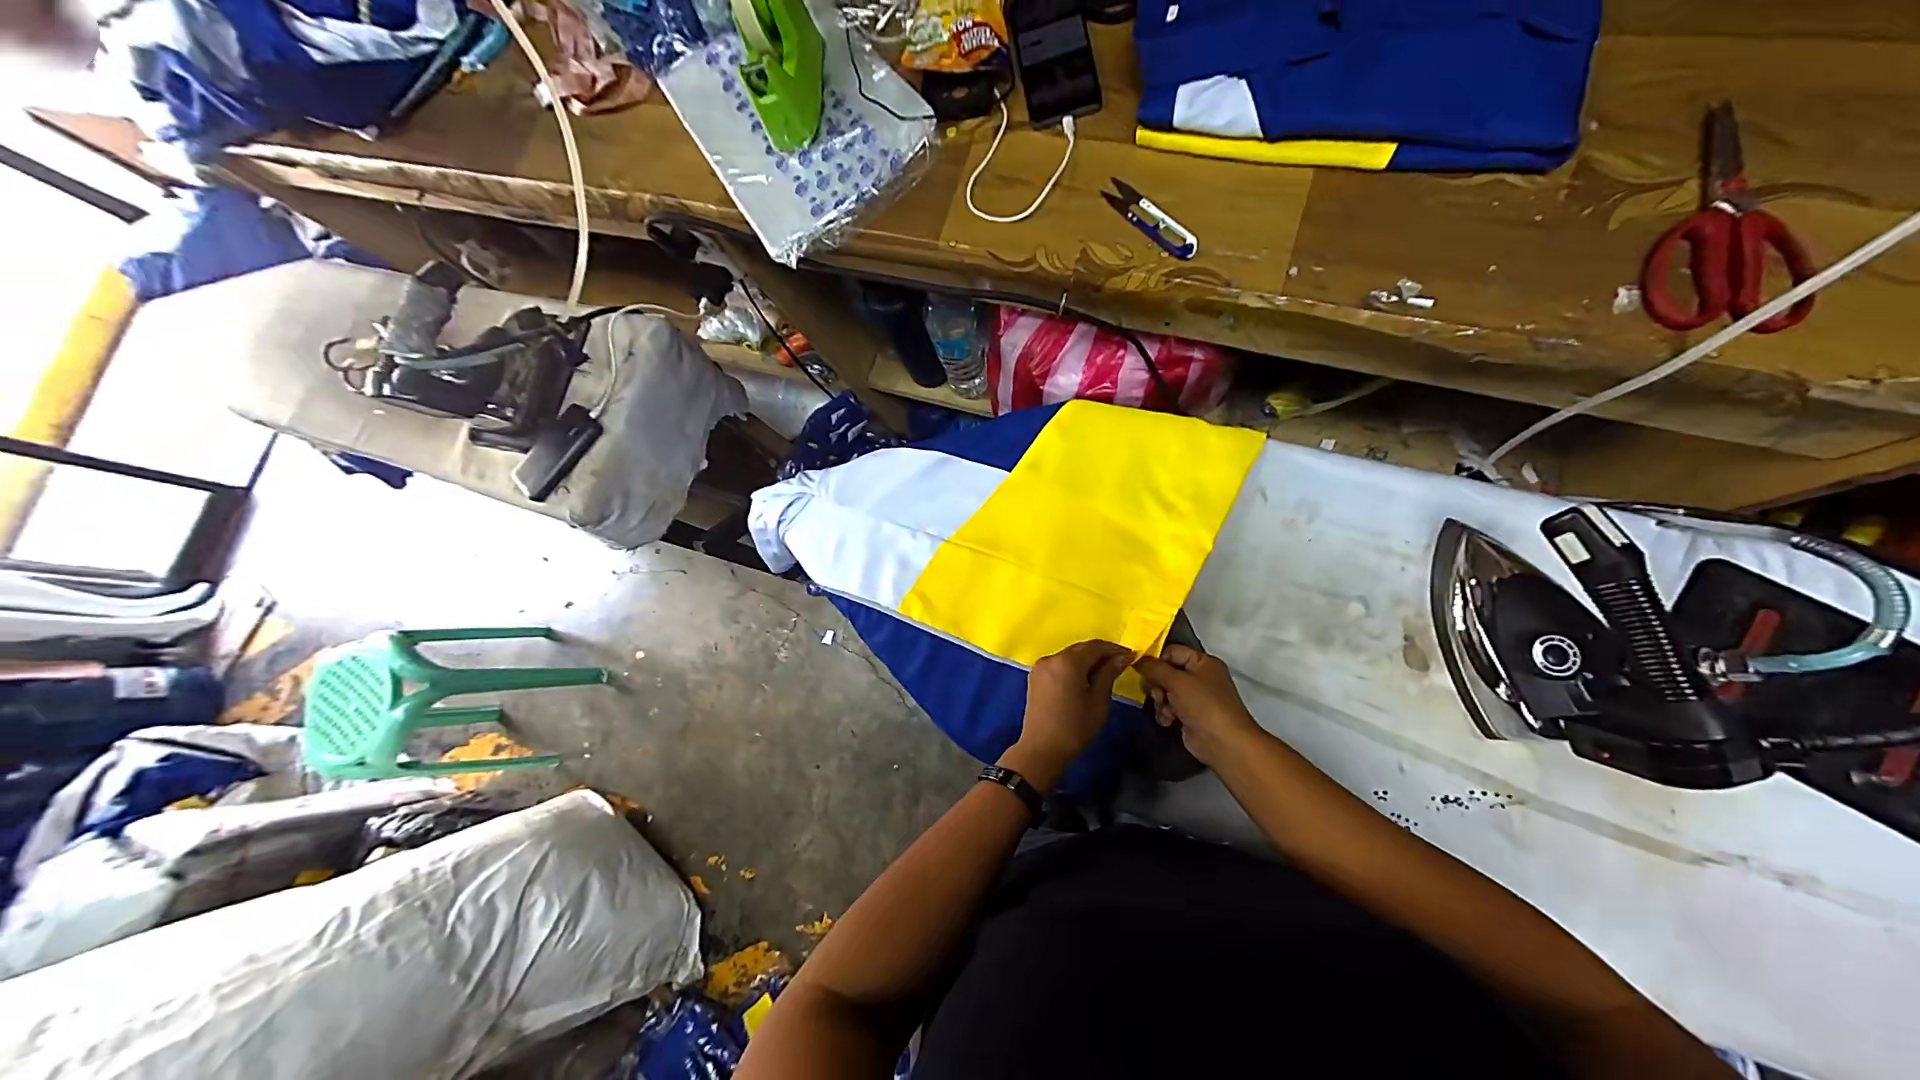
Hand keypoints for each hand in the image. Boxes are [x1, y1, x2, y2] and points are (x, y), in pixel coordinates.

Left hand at [1004, 640, 1133, 791]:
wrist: (1042, 748)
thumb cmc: (1075, 727)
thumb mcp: (1098, 701)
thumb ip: (1108, 674)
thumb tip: (1122, 657)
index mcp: (1068, 662)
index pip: (1096, 646)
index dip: (1115, 649)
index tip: (1131, 656)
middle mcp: (1051, 658)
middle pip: (1081, 649)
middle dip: (1101, 654)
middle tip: (1120, 664)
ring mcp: (1041, 666)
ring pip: (1069, 656)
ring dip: (1087, 660)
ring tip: (1104, 673)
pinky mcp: (1035, 676)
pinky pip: (1059, 664)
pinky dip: (1073, 667)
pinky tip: (1084, 679)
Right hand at [1132, 644, 1264, 766]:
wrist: (1223, 742)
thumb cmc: (1202, 704)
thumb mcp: (1176, 681)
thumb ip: (1154, 668)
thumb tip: (1137, 660)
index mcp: (1203, 662)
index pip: (1173, 652)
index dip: (1157, 660)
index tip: (1143, 671)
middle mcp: (1200, 677)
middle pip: (1167, 672)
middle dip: (1158, 684)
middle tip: (1157, 694)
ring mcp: (1196, 697)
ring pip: (1166, 691)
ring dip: (1161, 701)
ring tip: (1165, 710)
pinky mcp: (1190, 715)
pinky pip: (1170, 707)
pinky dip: (1166, 713)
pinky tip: (1168, 721)